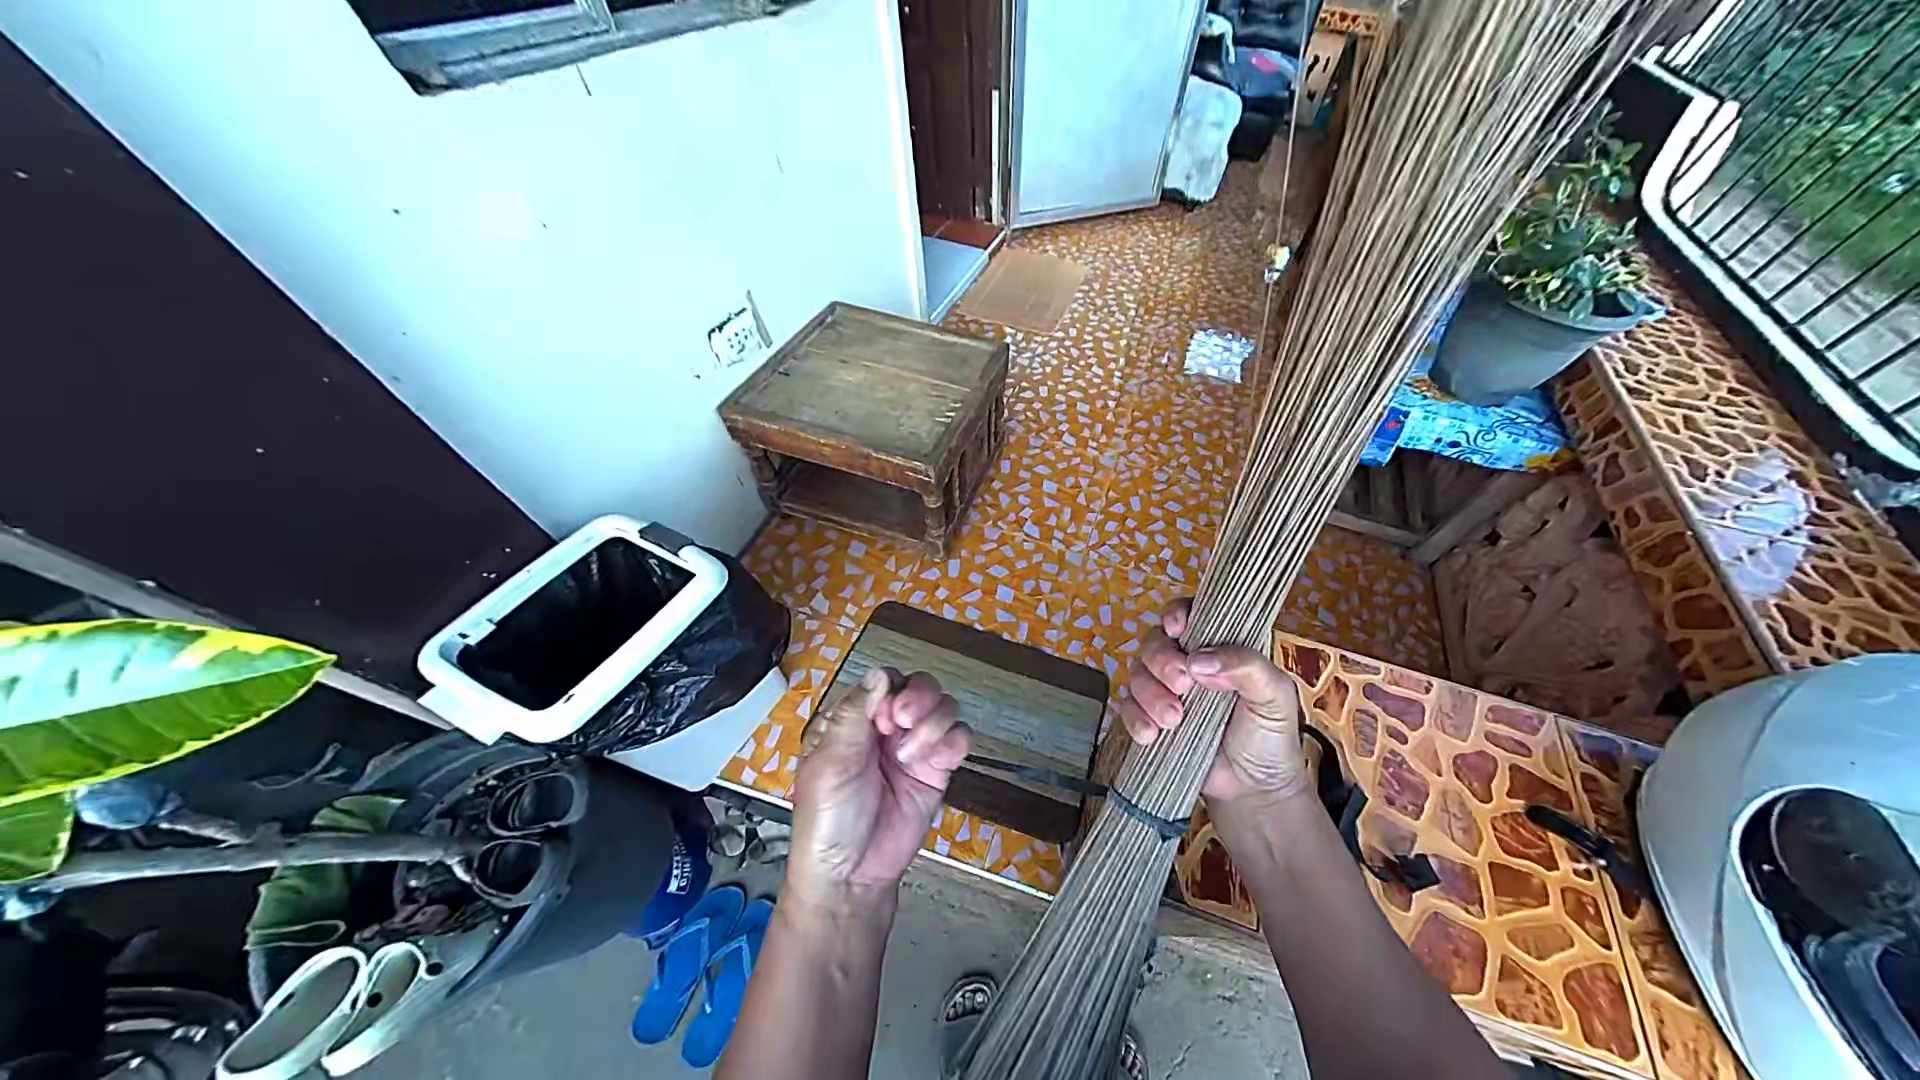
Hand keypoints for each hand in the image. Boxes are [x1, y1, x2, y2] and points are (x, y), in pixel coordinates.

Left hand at [788, 667, 972, 908]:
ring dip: (934, 722)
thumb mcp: (830, 764)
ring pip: (944, 708)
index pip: (884, 681)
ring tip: (910, 755)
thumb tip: (878, 674)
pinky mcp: (937, 770)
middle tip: (903, 721)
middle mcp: (886, 728)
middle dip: (919, 697)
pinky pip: (959, 739)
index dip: (890, 689)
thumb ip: (854, 715)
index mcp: (854, 720)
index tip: (884, 715)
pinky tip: (934, 760)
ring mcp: (914, 748)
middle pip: (919, 687)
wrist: (851, 876)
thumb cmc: (827, 822)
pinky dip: (954, 742)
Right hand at [1119, 598, 1310, 806]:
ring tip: (1174, 721)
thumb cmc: (1270, 736)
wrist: (1254, 790)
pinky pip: (1126, 707)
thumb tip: (1199, 660)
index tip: (1178, 630)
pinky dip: (1134, 719)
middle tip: (1183, 686)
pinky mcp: (1148, 718)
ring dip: (1150, 694)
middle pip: (1154, 641)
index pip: (1188, 613)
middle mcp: (1186, 662)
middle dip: (1162, 661)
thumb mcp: (1275, 696)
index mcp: (1217, 646)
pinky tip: (1153, 735)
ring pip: (1137, 672)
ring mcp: (1164, 690)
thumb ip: (1247, 666)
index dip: (1176, 614)